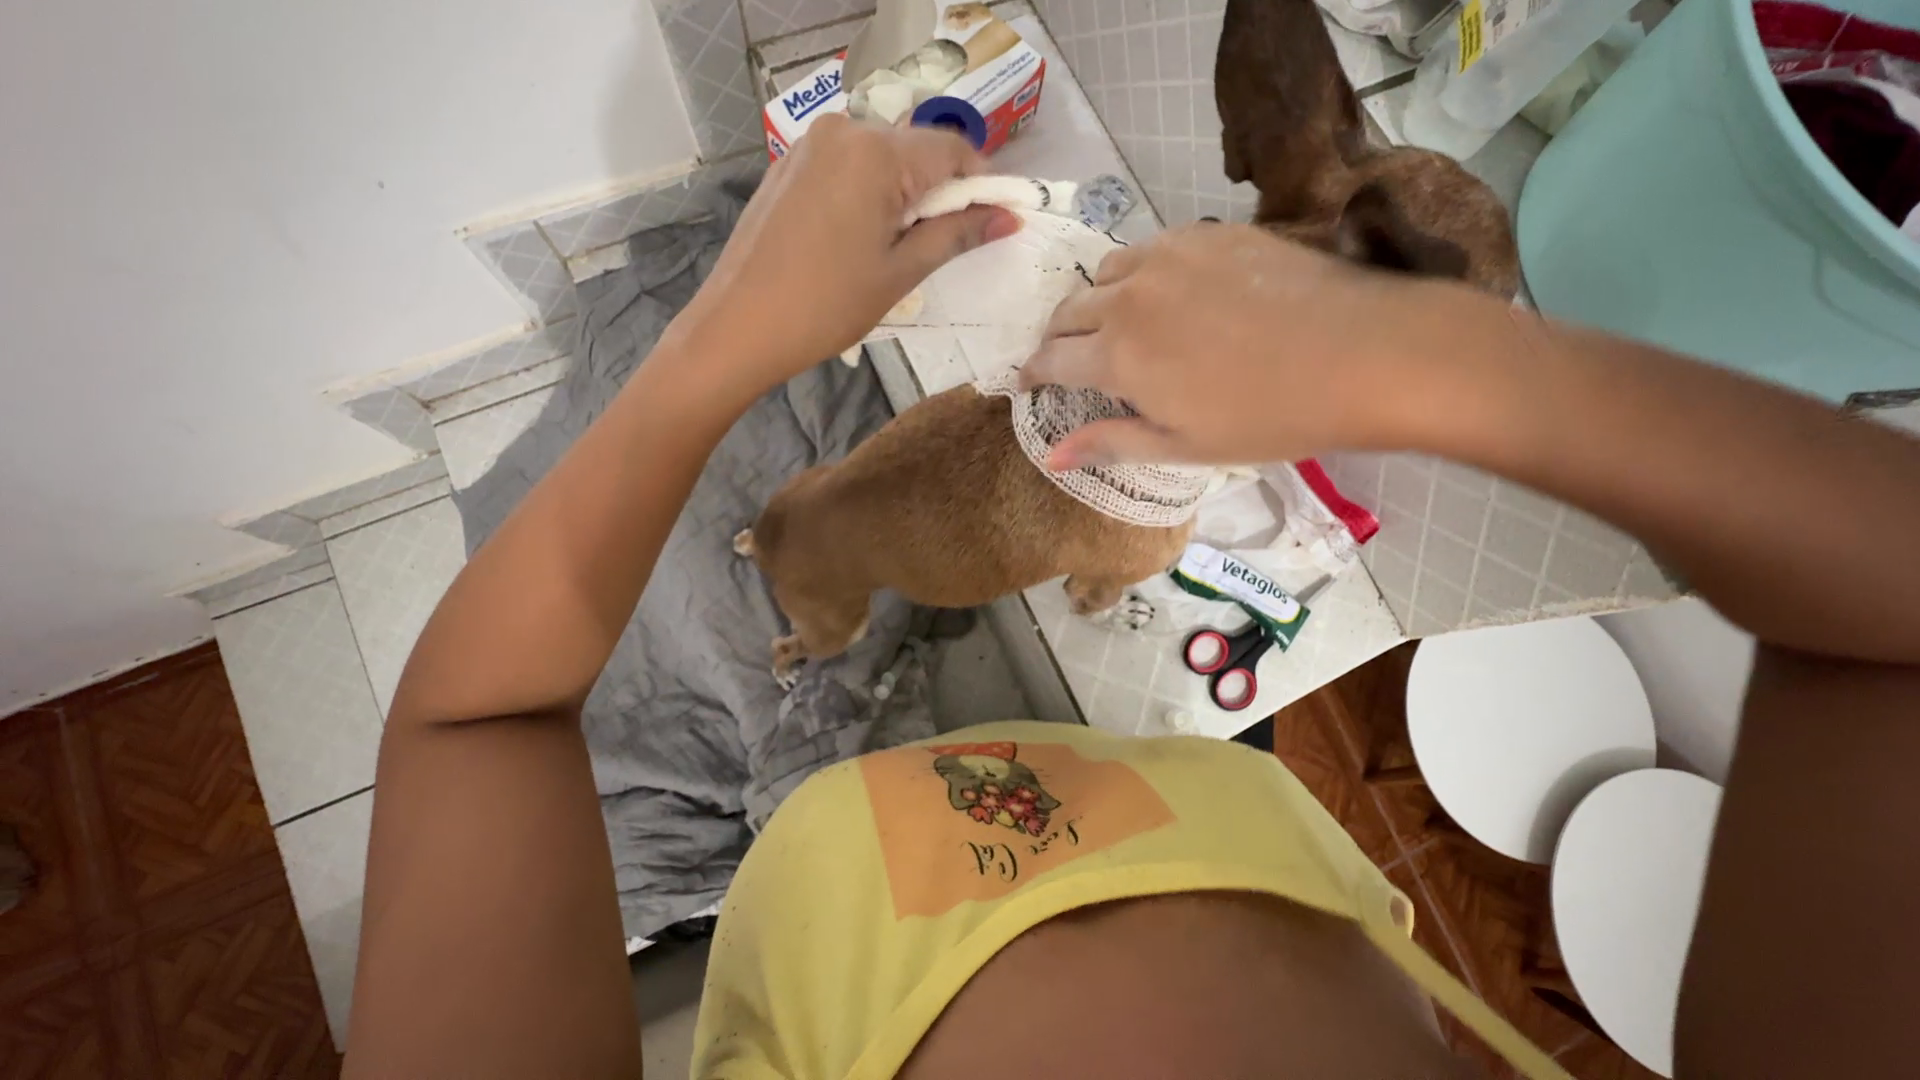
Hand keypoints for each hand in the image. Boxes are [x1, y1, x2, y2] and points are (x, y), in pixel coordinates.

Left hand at [678, 114, 1021, 383]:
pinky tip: (859, 238)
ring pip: (882, 157)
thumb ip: (956, 234)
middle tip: (941, 245)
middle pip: (916, 148)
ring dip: (904, 193)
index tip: (993, 221)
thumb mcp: (900, 272)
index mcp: (876, 152)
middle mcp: (843, 130)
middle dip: (940, 190)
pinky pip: (848, 166)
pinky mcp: (788, 165)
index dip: (981, 184)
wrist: (737, 326)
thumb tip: (1009, 216)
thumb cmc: (826, 306)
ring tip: (896, 249)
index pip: (952, 149)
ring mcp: (809, 145)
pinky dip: (868, 193)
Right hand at [1019, 223, 1456, 466]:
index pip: (1051, 359)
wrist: (1362, 353)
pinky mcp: (1206, 232)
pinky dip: (1139, 274)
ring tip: (1117, 324)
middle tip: (1068, 360)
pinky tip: (1166, 294)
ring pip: (1105, 273)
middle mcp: (1128, 297)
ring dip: (1097, 301)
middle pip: (1068, 311)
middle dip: (1058, 338)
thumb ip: (1110, 443)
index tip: (1028, 384)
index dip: (1033, 374)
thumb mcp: (1181, 446)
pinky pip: (1149, 248)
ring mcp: (1167, 256)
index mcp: (1117, 356)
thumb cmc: (1268, 416)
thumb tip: (1052, 457)